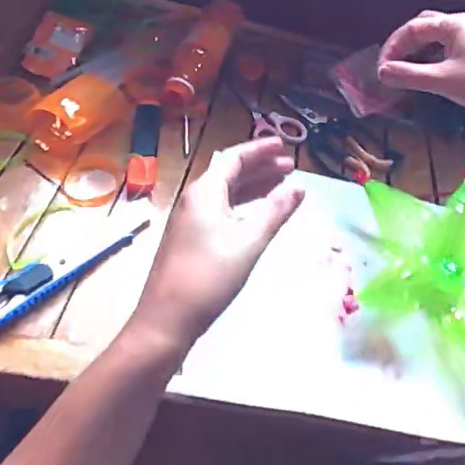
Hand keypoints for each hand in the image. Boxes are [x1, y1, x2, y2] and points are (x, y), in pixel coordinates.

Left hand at [126, 137, 304, 356]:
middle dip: (260, 167)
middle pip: (229, 173)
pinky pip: (220, 211)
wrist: (166, 319)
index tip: (285, 146)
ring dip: (253, 187)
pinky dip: (242, 207)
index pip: (234, 158)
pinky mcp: (190, 240)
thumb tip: (298, 186)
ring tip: (281, 186)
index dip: (260, 150)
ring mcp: (189, 221)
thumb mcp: (248, 243)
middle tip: (290, 167)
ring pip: (225, 194)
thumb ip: (274, 212)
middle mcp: (194, 200)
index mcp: (203, 192)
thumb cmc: (208, 278)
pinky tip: (257, 216)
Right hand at [377, 10, 464, 126]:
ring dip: (418, 54)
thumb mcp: (442, 81)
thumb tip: (381, 72)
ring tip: (406, 73)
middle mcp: (464, 26)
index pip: (412, 28)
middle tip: (391, 66)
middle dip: (404, 45)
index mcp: (454, 24)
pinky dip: (432, 60)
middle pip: (424, 28)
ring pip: (436, 40)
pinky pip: (448, 51)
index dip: (392, 47)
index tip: (381, 69)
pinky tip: (429, 76)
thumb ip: (408, 76)